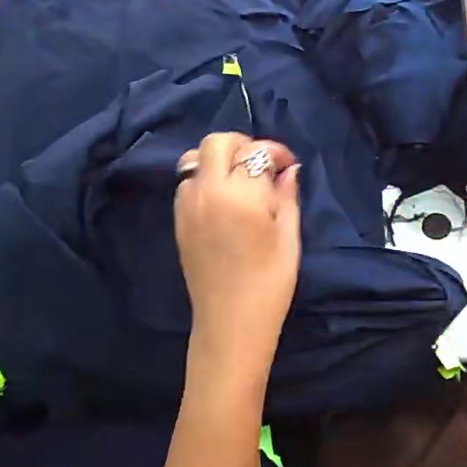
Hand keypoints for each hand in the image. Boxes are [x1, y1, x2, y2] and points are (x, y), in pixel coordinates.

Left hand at [174, 133, 301, 369]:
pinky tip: (223, 200)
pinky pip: (187, 183)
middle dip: (241, 145)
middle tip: (261, 166)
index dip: (275, 152)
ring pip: (195, 159)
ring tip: (239, 182)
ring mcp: (187, 206)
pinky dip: (204, 179)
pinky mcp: (178, 221)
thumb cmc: (269, 284)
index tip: (287, 166)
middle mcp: (207, 192)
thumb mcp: (288, 238)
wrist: (230, 323)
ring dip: (218, 161)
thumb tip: (287, 170)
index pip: (254, 151)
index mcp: (240, 195)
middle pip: (216, 142)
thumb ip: (286, 196)